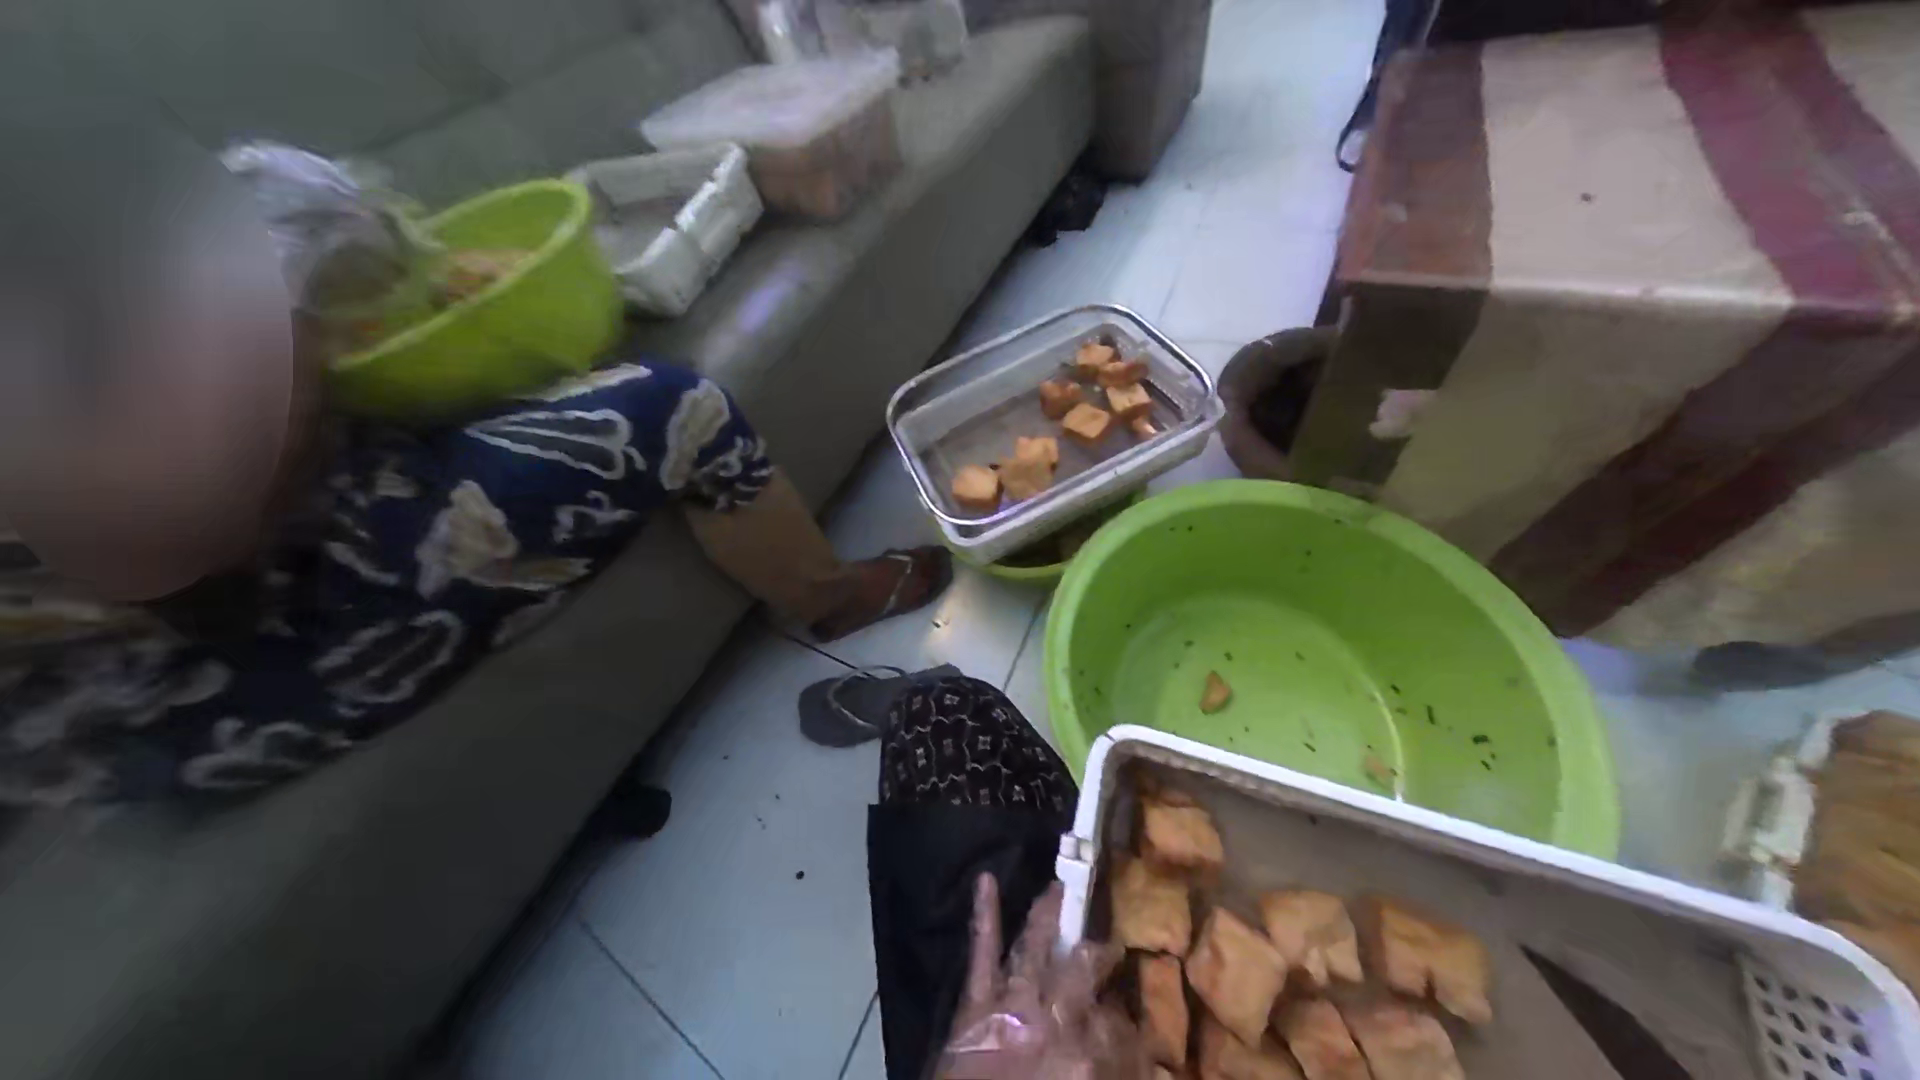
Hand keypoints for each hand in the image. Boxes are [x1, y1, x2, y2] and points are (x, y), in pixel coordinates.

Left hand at [937, 874, 1149, 1079]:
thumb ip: (1107, 1068)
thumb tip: (1128, 1052)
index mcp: (1085, 1058)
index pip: (1118, 1025)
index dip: (1125, 1020)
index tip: (1126, 1015)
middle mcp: (1052, 1020)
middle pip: (1081, 971)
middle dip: (1097, 954)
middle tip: (1108, 944)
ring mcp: (1011, 1004)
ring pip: (1034, 948)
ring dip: (1047, 915)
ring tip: (1057, 886)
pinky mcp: (975, 1002)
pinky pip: (981, 951)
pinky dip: (983, 914)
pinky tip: (985, 879)